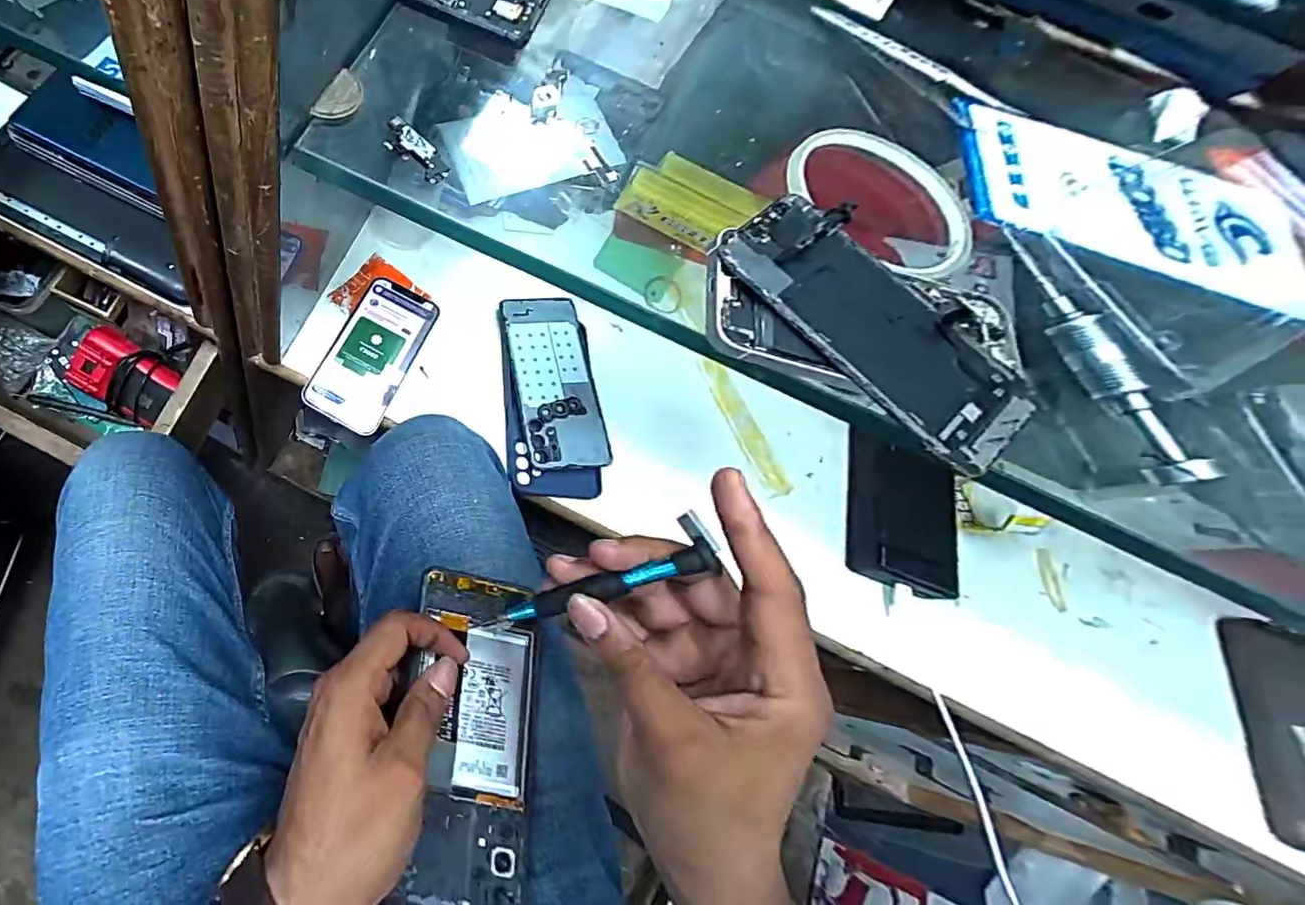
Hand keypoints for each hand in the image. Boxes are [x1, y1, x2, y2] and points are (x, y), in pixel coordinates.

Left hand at [266, 612, 467, 904]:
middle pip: (385, 649)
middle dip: (426, 658)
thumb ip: (424, 710)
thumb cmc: (355, 832)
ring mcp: (330, 712)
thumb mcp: (404, 769)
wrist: (306, 887)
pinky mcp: (332, 736)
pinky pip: (370, 702)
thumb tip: (444, 667)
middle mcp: (333, 690)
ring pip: (380, 677)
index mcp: (347, 687)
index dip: (432, 631)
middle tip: (461, 688)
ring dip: (415, 687)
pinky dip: (399, 707)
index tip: (462, 656)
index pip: (392, 628)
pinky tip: (420, 734)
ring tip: (447, 715)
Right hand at [549, 469, 830, 904]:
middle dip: (646, 564)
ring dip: (612, 585)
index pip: (771, 588)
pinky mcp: (672, 669)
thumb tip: (586, 606)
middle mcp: (746, 658)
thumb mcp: (672, 737)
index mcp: (781, 678)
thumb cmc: (714, 818)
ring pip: (660, 600)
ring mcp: (706, 661)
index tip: (725, 483)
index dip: (748, 531)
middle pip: (698, 585)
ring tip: (568, 571)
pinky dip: (603, 612)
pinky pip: (636, 626)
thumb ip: (629, 664)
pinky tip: (570, 598)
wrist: (697, 866)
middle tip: (598, 555)